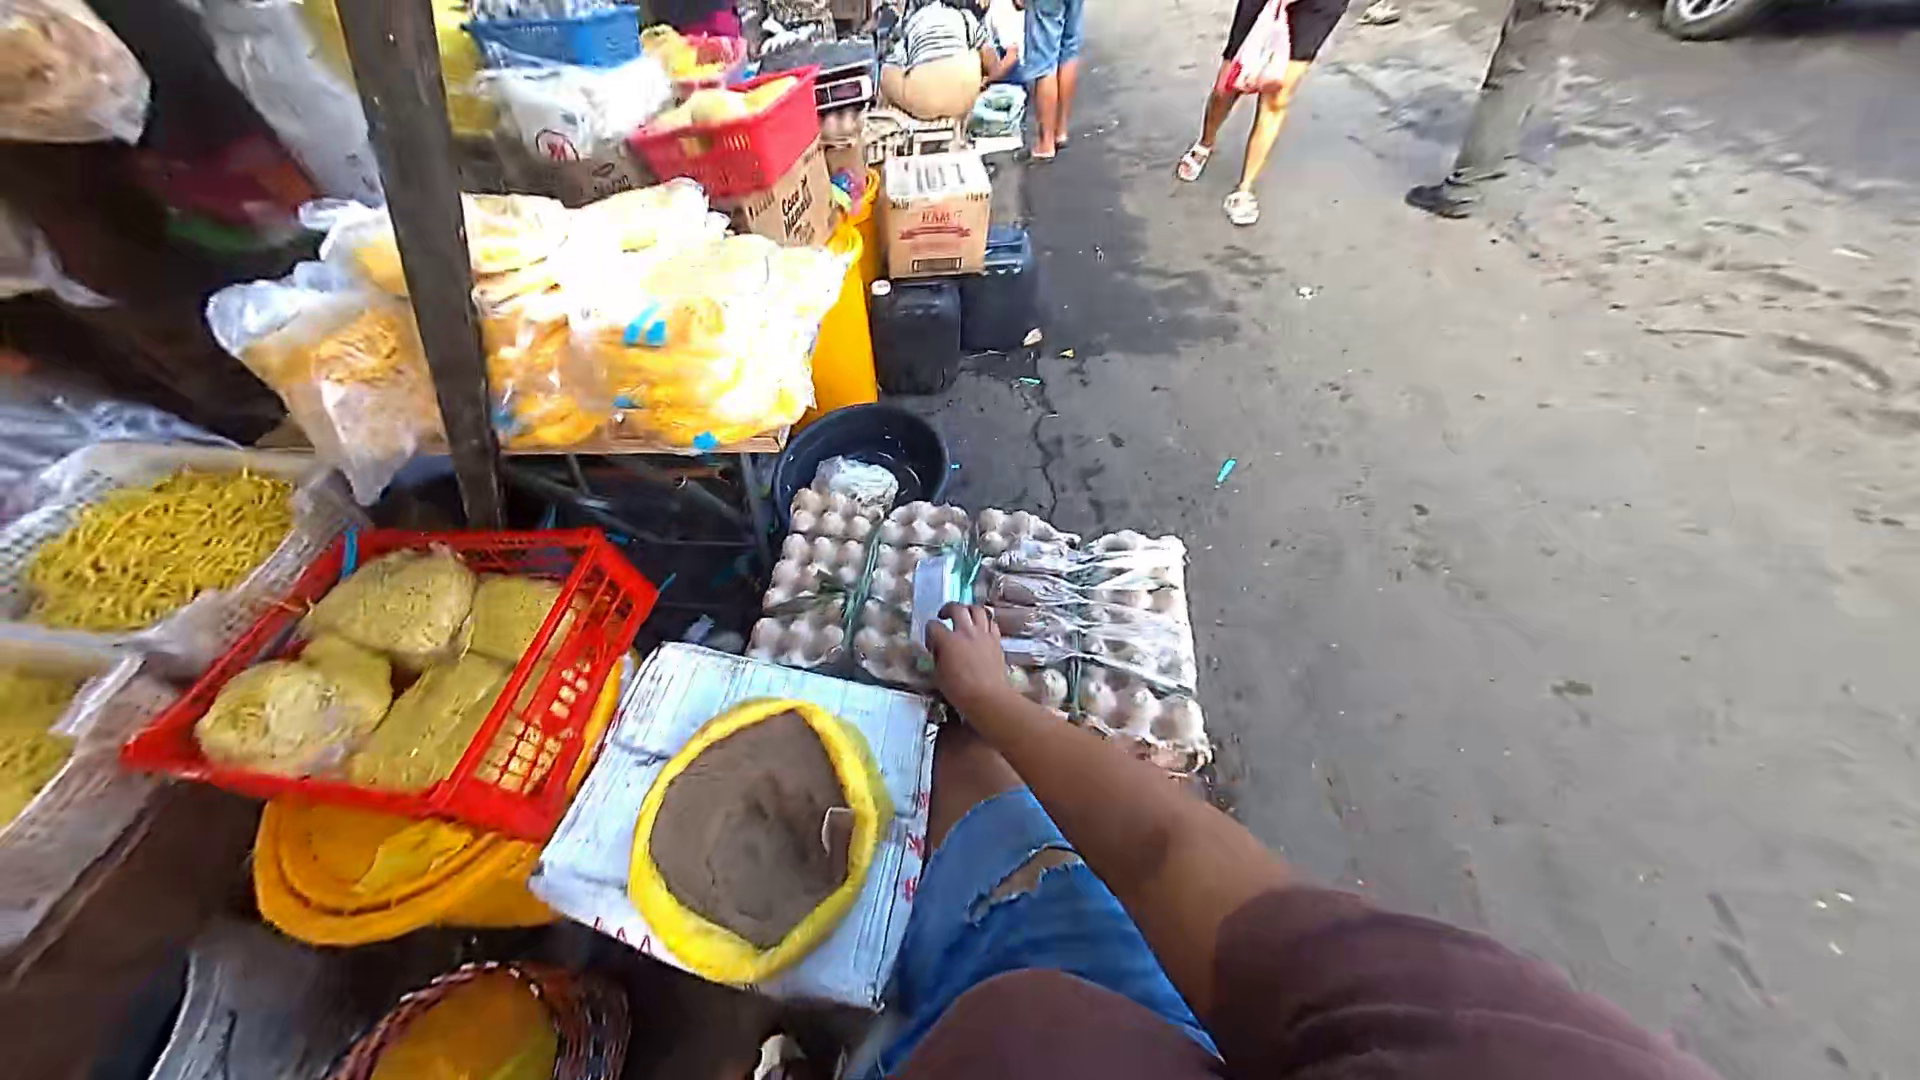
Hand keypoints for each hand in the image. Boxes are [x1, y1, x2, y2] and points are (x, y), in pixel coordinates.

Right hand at [926, 603, 1011, 714]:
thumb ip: (937, 657)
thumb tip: (938, 649)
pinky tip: (981, 628)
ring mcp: (983, 634)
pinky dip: (984, 622)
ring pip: (977, 609)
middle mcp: (966, 632)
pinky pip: (991, 623)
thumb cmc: (960, 691)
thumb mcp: (939, 675)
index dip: (929, 631)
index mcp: (948, 641)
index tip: (931, 640)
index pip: (933, 625)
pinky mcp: (996, 640)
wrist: (988, 697)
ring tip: (965, 615)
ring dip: (968, 610)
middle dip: (947, 609)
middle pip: (956, 608)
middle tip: (944, 615)